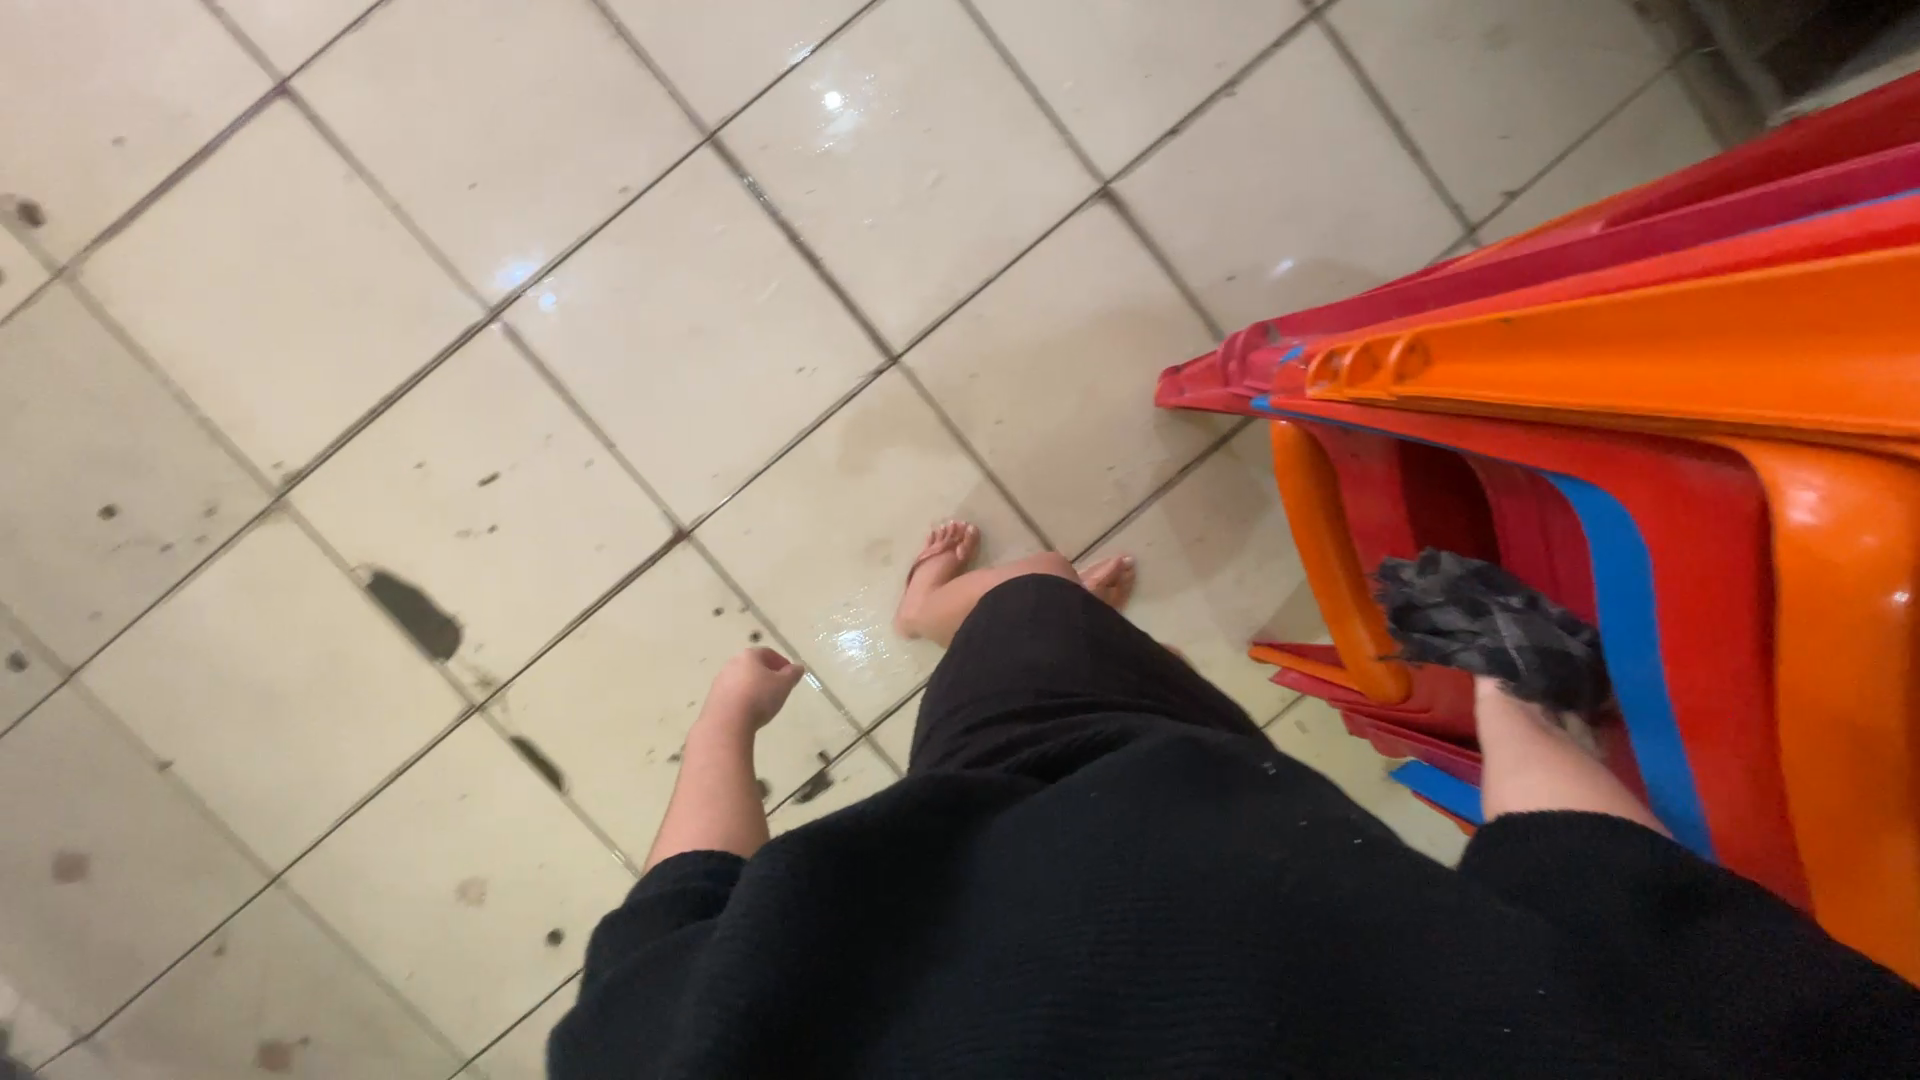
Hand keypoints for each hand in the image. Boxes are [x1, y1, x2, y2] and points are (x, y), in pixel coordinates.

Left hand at [701, 648, 806, 732]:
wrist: (727, 722)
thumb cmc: (759, 697)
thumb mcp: (784, 685)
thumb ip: (792, 674)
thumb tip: (798, 667)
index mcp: (749, 656)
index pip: (768, 652)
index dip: (781, 662)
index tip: (790, 675)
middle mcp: (732, 663)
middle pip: (753, 665)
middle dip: (767, 674)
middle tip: (778, 687)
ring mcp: (720, 680)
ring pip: (741, 679)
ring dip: (753, 686)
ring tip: (763, 701)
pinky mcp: (713, 697)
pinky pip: (732, 693)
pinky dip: (742, 697)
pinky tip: (748, 710)